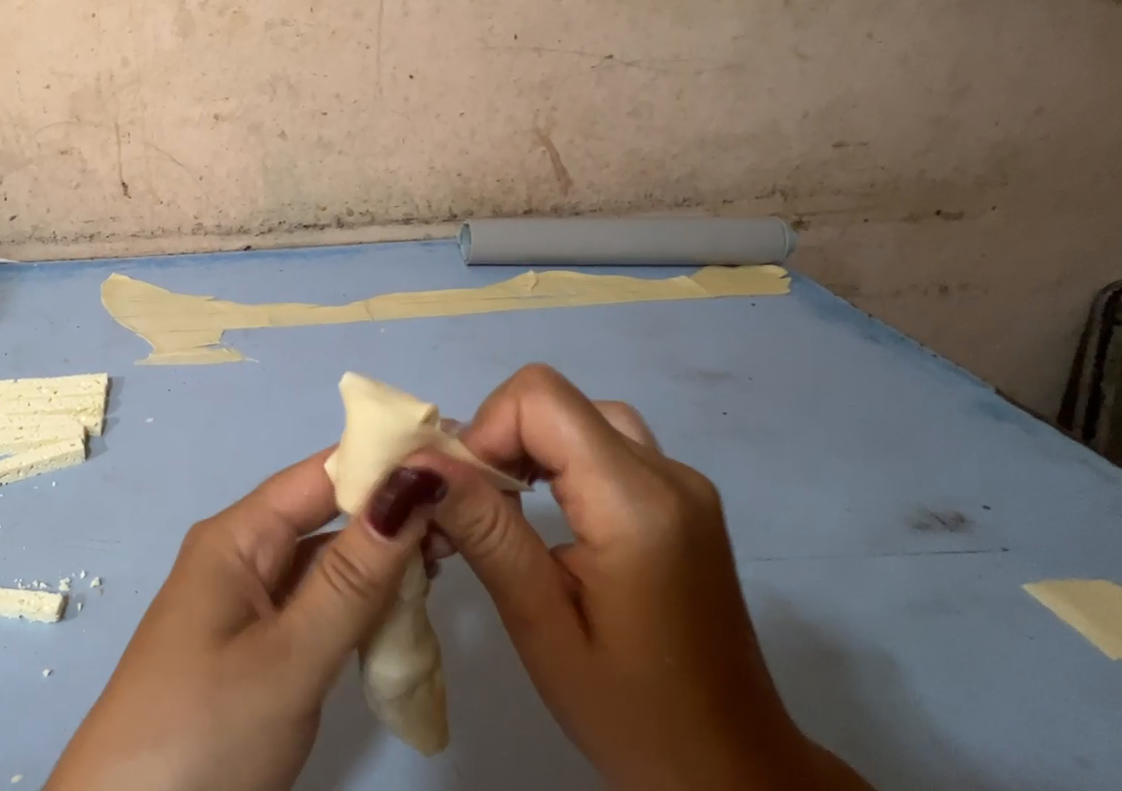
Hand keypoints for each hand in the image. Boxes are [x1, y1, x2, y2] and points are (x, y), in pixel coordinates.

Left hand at [48, 450, 447, 790]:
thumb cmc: (207, 726)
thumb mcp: (290, 655)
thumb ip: (354, 577)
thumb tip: (411, 484)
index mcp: (238, 536)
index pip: (320, 474)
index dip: (385, 459)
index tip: (460, 460)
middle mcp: (242, 553)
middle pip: (325, 512)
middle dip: (392, 511)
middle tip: (470, 520)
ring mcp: (249, 599)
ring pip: (327, 560)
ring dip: (383, 560)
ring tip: (454, 557)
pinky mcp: (259, 642)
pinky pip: (318, 602)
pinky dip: (362, 603)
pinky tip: (407, 611)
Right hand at [432, 365, 871, 790]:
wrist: (734, 770)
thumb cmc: (631, 712)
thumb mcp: (541, 623)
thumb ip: (484, 530)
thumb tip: (415, 465)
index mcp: (638, 502)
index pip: (539, 397)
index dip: (484, 430)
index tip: (460, 498)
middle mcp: (668, 474)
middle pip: (555, 401)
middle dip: (495, 442)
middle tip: (466, 512)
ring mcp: (682, 485)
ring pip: (577, 418)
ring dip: (523, 450)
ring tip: (496, 515)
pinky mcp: (680, 502)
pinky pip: (602, 447)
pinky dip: (553, 463)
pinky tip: (535, 518)